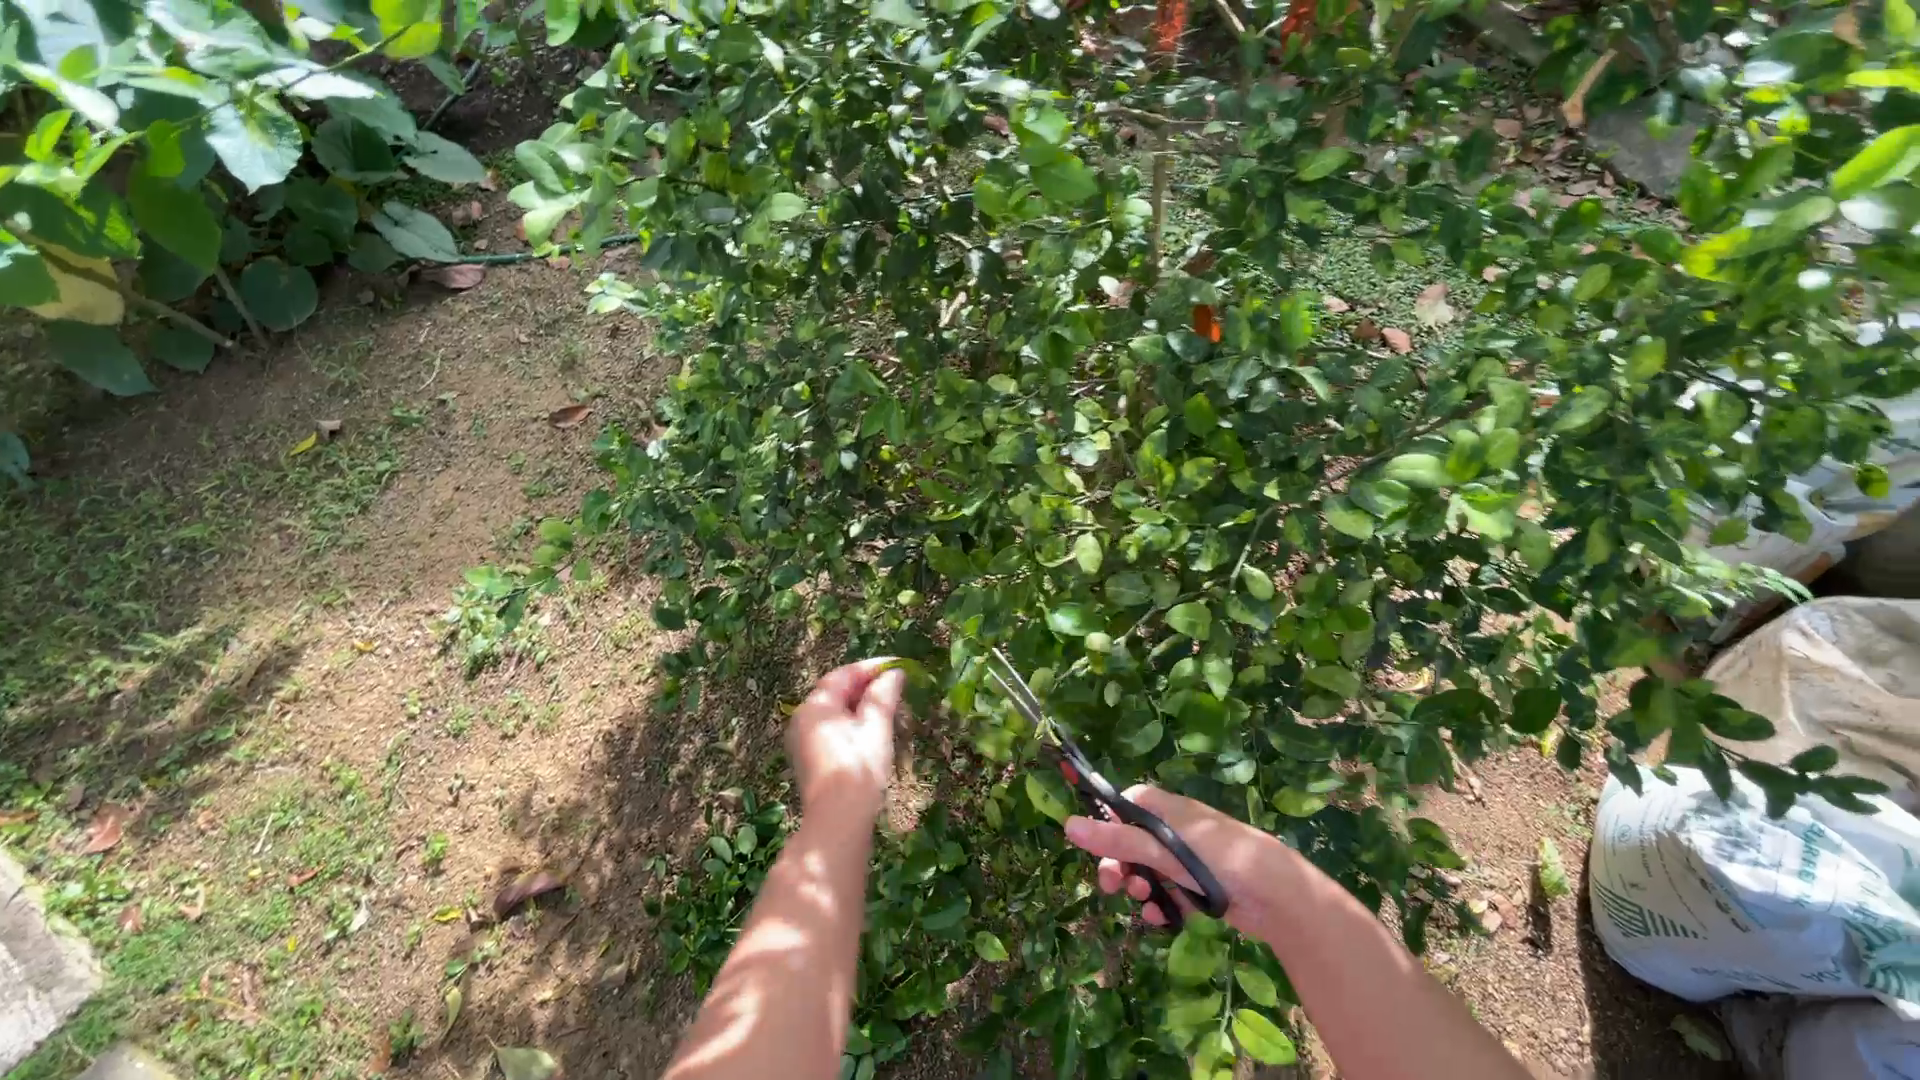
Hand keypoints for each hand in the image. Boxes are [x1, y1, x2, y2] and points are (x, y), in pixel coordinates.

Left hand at [787, 658, 903, 819]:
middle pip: (837, 692)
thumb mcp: (876, 727)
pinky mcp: (809, 759)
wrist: (838, 821)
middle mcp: (802, 719)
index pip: (844, 675)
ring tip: (891, 710)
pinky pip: (832, 730)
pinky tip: (873, 733)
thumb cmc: (858, 769)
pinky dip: (853, 725)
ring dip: (862, 707)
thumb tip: (894, 673)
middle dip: (868, 687)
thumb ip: (883, 696)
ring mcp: (802, 741)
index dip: (873, 668)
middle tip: (898, 687)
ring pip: (835, 713)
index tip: (899, 666)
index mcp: (815, 707)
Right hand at [1065, 784, 1286, 932]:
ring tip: (1144, 902)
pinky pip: (1170, 894)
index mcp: (1166, 809)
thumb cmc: (1217, 858)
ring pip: (1150, 872)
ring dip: (1139, 887)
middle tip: (1112, 886)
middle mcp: (1176, 830)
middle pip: (1133, 843)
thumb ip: (1116, 840)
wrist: (1278, 895)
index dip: (1108, 824)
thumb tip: (1068, 824)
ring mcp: (1189, 860)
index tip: (1097, 846)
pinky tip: (1159, 917)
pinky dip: (1161, 904)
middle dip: (1119, 865)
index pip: (1126, 805)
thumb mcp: (1162, 848)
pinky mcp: (1200, 888)